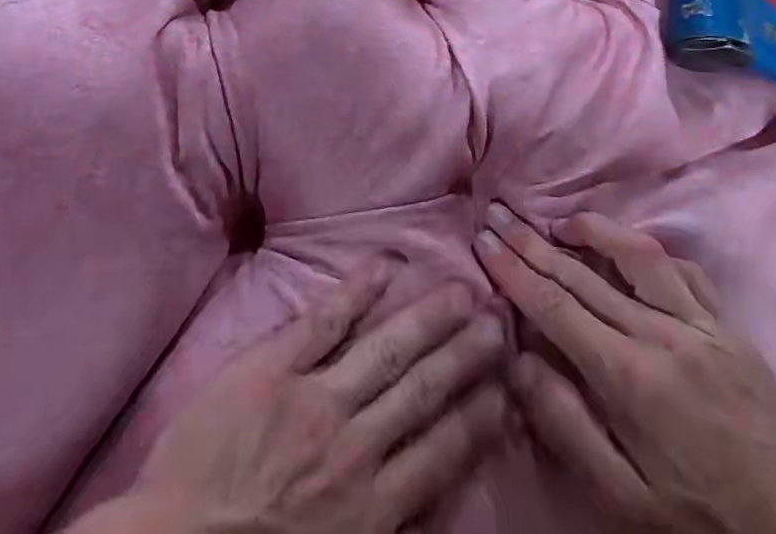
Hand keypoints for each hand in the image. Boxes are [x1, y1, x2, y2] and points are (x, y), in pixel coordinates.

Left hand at [72, 259, 508, 533]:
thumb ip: (385, 519)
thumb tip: (429, 488)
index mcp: (373, 505)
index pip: (445, 448)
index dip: (481, 412)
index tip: (506, 384)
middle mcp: (355, 447)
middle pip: (426, 389)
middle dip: (467, 353)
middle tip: (499, 319)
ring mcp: (313, 401)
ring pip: (388, 350)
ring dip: (430, 319)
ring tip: (464, 292)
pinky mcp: (269, 369)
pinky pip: (323, 323)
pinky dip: (357, 292)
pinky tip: (386, 267)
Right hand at [474, 206, 775, 533]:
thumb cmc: (697, 517)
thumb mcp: (620, 495)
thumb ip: (564, 423)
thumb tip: (518, 359)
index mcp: (630, 376)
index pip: (555, 305)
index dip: (513, 269)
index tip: (483, 240)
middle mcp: (664, 335)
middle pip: (584, 274)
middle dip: (533, 241)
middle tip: (499, 214)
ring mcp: (703, 326)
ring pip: (639, 257)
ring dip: (594, 231)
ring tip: (559, 221)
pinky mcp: (732, 330)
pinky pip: (687, 274)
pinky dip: (651, 254)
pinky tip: (632, 251)